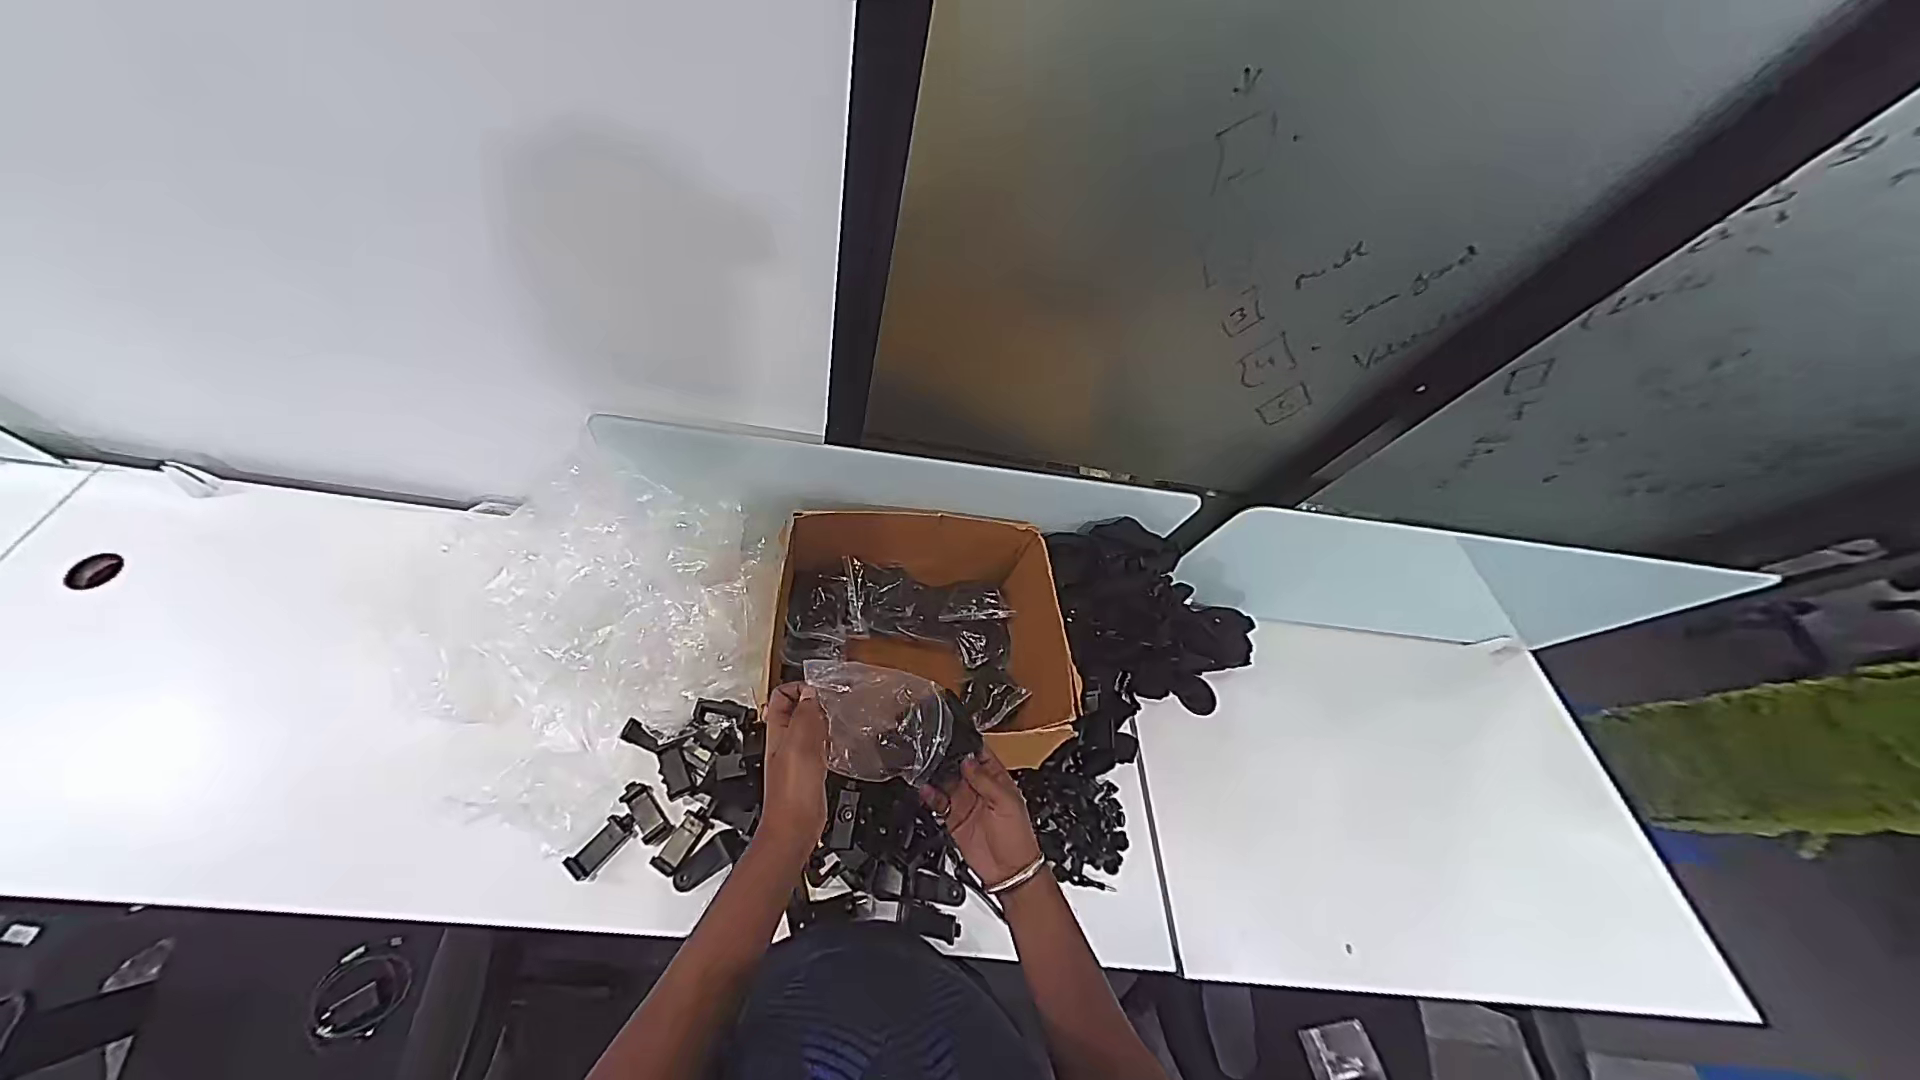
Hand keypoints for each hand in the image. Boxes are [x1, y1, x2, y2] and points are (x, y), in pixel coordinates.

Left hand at [758, 683, 827, 855]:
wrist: (795, 826)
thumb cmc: (792, 792)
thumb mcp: (800, 743)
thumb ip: (805, 714)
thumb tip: (811, 691)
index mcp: (777, 730)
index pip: (782, 694)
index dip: (800, 686)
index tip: (821, 688)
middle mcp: (785, 740)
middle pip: (797, 707)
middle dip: (815, 700)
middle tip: (833, 700)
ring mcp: (797, 754)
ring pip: (810, 725)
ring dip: (824, 718)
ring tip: (838, 716)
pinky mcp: (810, 768)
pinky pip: (821, 744)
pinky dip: (830, 738)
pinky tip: (839, 741)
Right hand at [919, 744, 1042, 888]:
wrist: (1009, 872)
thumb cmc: (1018, 837)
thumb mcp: (1007, 803)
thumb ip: (986, 781)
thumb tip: (968, 760)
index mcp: (996, 779)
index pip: (980, 754)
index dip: (968, 744)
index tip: (954, 735)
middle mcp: (978, 788)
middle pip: (958, 765)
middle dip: (947, 757)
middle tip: (934, 750)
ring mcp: (965, 802)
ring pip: (945, 781)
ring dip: (936, 774)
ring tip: (926, 768)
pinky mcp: (953, 818)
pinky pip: (938, 803)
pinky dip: (930, 795)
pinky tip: (926, 790)